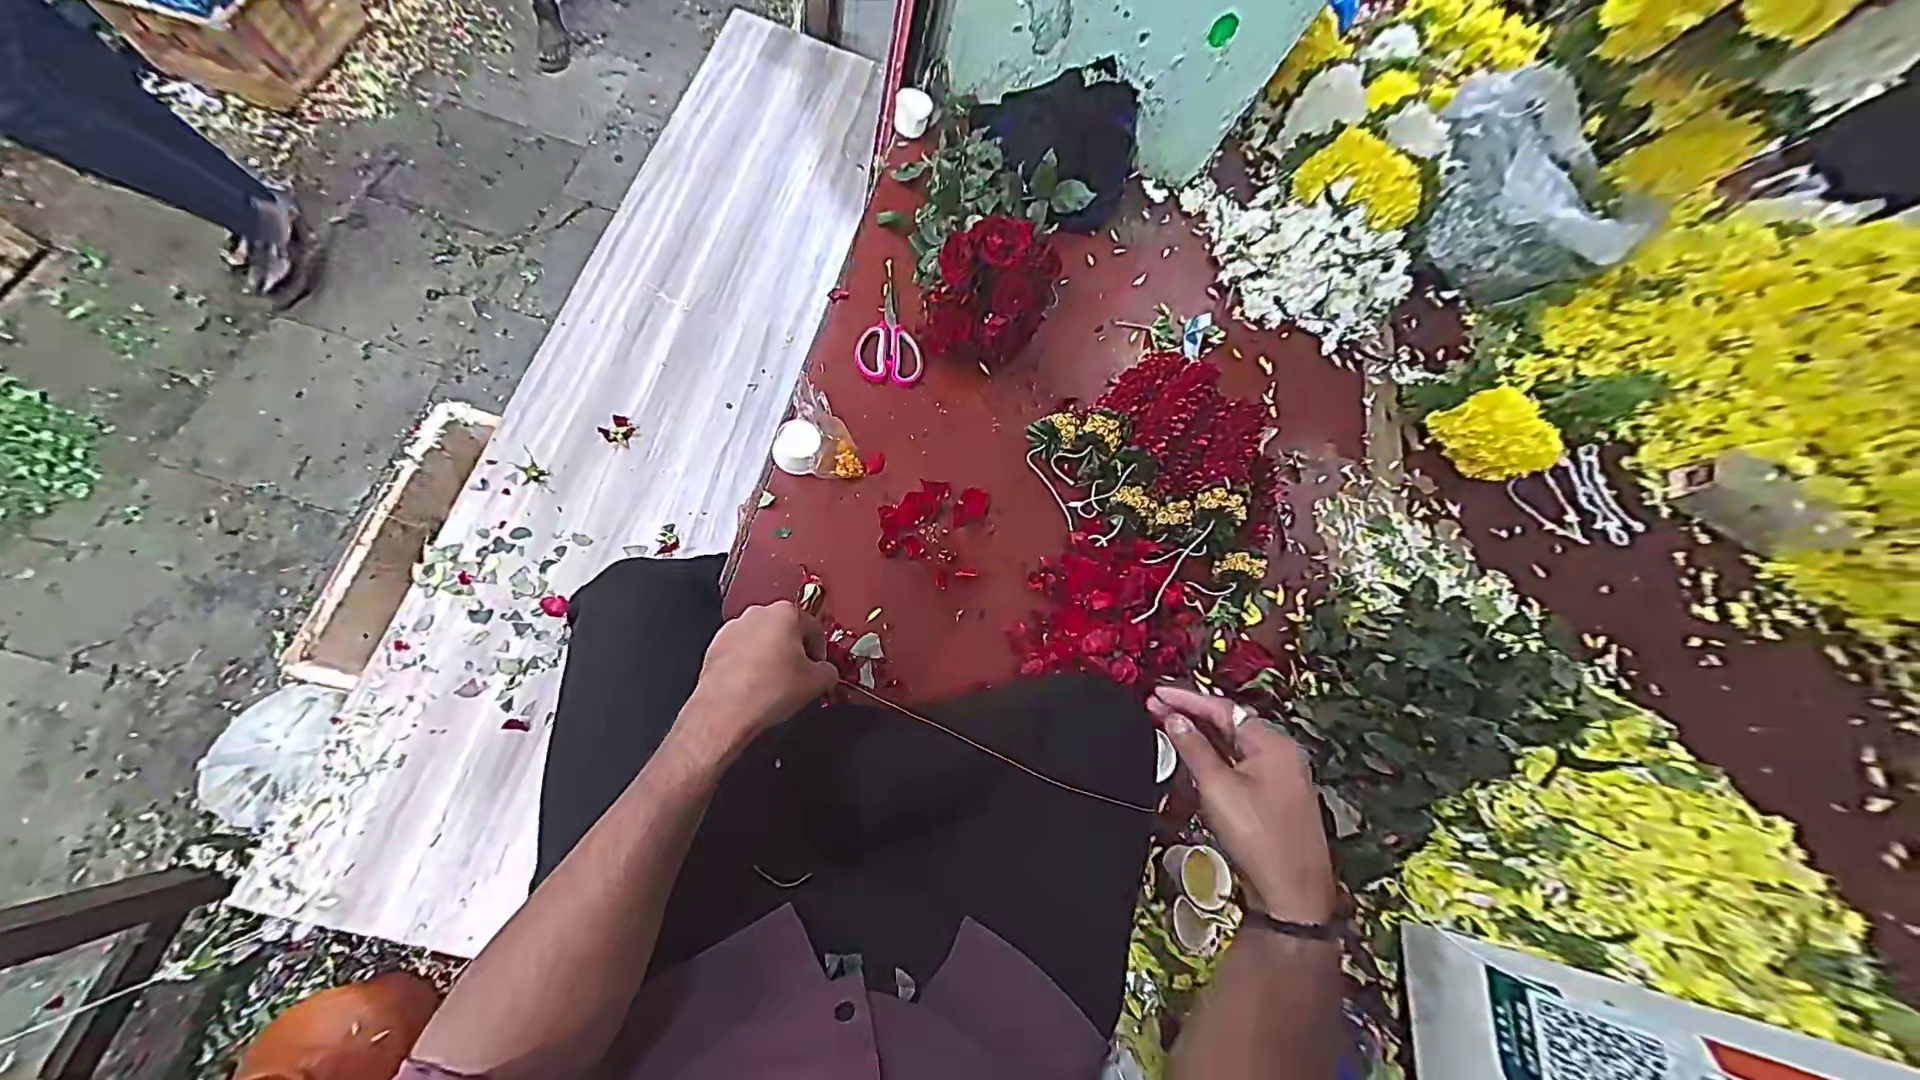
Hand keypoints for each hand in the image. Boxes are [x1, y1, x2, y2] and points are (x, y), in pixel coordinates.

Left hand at [676, 601, 837, 761]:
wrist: (725, 711)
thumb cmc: (771, 690)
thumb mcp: (818, 682)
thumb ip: (830, 670)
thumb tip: (826, 672)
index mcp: (786, 613)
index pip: (814, 628)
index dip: (820, 650)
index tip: (818, 667)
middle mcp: (758, 613)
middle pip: (786, 630)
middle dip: (793, 651)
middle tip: (798, 676)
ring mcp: (733, 628)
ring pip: (762, 640)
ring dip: (770, 656)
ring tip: (773, 684)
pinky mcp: (714, 646)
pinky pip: (740, 652)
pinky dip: (749, 664)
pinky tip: (753, 685)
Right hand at [1148, 686, 1335, 923]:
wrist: (1292, 895)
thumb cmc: (1260, 839)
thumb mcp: (1216, 786)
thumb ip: (1193, 747)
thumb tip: (1174, 719)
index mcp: (1273, 743)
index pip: (1223, 708)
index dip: (1187, 699)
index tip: (1158, 693)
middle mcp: (1280, 754)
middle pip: (1228, 724)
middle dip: (1191, 715)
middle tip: (1156, 707)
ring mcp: (1279, 776)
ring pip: (1232, 745)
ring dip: (1199, 736)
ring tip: (1167, 726)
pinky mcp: (1273, 796)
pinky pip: (1238, 764)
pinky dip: (1213, 757)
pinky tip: (1191, 757)